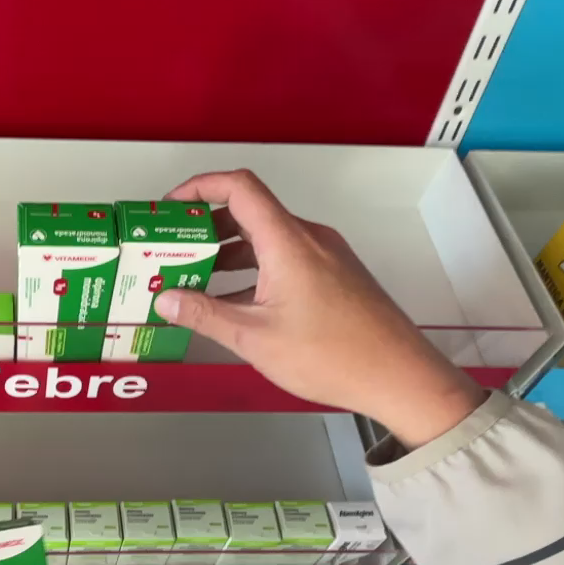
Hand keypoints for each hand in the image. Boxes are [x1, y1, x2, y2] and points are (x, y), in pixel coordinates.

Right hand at [152, 169, 485, 447]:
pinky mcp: (332, 275)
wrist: (398, 377)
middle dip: (205, 228)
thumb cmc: (332, 356)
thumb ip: (204, 315)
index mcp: (287, 242)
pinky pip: (283, 258)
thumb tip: (165, 301)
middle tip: (172, 250)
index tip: (171, 208)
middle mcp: (308, 239)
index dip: (199, 187)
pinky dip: (251, 270)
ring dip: (227, 253)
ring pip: (265, 238)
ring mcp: (324, 256)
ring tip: (193, 278)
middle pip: (249, 212)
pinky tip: (231, 301)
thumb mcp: (254, 338)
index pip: (239, 188)